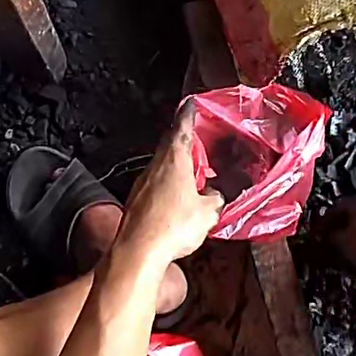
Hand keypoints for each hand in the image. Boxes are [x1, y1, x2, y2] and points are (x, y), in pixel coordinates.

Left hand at [118, 105, 223, 263]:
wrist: (138, 251)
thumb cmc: (173, 226)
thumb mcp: (209, 211)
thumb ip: (216, 198)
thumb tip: (217, 195)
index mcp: (175, 160)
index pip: (182, 127)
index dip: (189, 114)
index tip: (192, 104)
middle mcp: (155, 167)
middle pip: (170, 144)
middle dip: (184, 139)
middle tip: (198, 137)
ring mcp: (143, 183)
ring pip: (162, 165)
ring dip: (177, 163)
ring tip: (194, 170)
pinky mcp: (137, 201)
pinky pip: (156, 183)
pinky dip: (168, 182)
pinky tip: (178, 196)